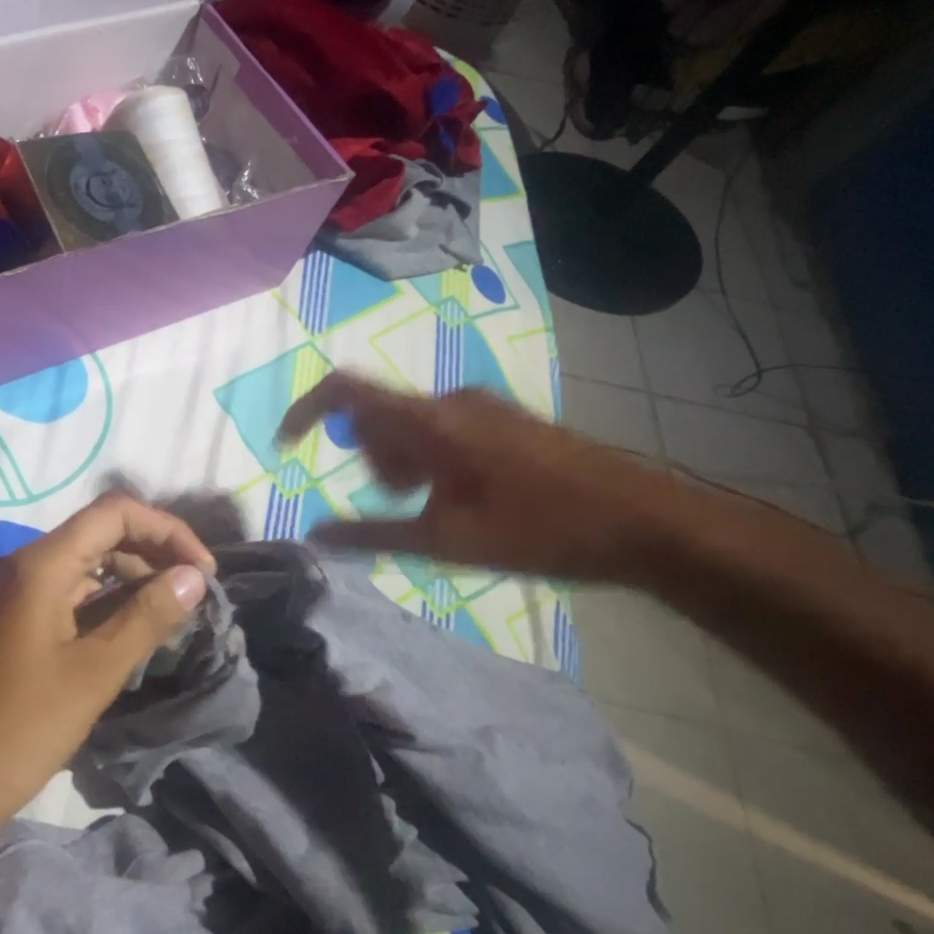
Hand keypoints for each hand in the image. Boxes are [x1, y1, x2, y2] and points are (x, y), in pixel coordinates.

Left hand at [0, 494, 214, 829]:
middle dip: (149, 554)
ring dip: (124, 580)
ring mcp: (1, 593)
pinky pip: (56, 593)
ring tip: (167, 614)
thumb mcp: (94, 672)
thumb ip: (146, 616)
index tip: (203, 571)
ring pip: (75, 565)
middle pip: (94, 534)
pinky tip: (123, 631)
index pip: (112, 513)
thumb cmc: (23, 727)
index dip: (165, 531)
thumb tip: (193, 576)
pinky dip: (95, 602)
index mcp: (36, 565)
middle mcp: (14, 565)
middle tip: (192, 593)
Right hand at [277, 372, 695, 582]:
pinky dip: (431, 460)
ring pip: (411, 424)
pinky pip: (444, 428)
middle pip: (377, 414)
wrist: (647, 522)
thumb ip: (370, 534)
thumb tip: (312, 534)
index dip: (304, 412)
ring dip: (402, 463)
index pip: (344, 391)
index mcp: (431, 421)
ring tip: (437, 510)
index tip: (286, 448)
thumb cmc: (539, 532)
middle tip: (399, 505)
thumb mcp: (445, 542)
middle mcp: (452, 400)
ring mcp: (484, 406)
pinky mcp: (507, 420)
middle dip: (370, 457)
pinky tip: (465, 500)